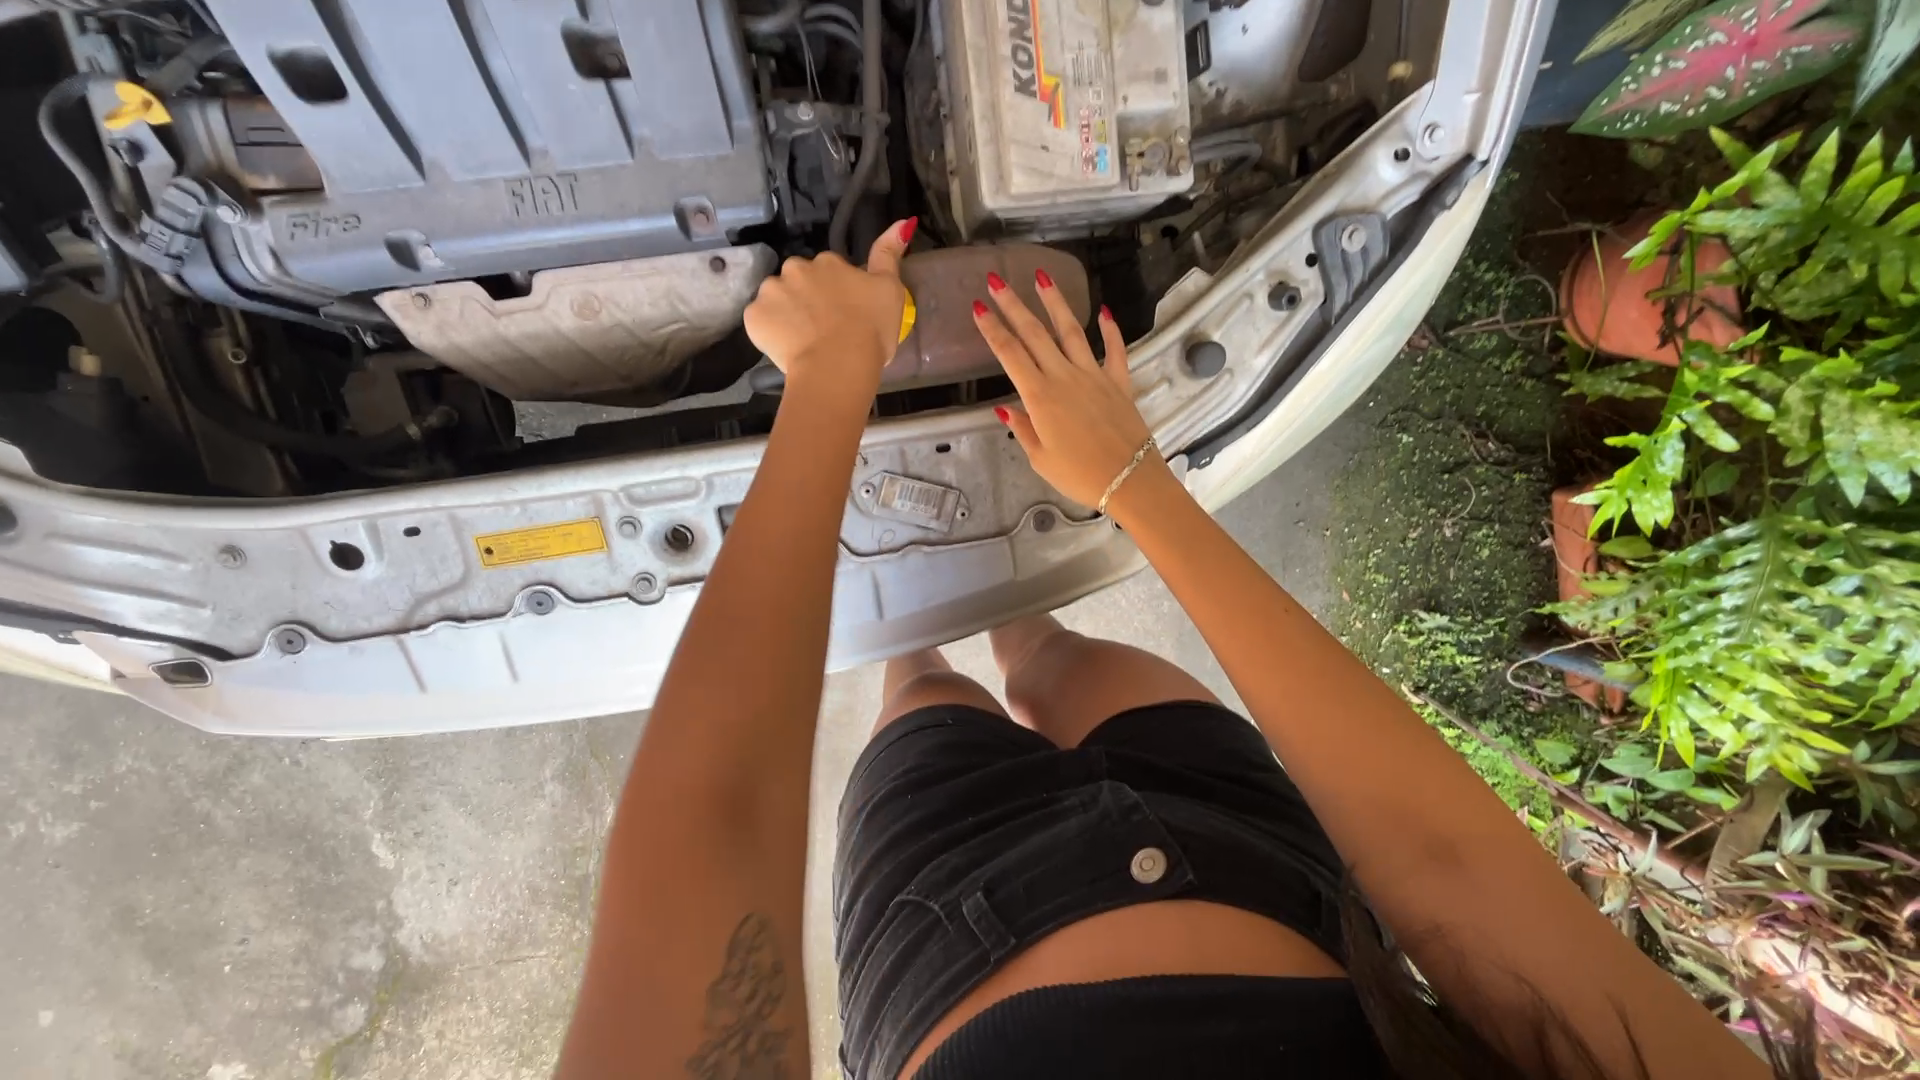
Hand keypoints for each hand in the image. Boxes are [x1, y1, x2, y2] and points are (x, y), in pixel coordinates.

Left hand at [742, 219, 914, 400]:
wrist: (838, 365)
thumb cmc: (870, 329)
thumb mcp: (890, 290)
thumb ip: (889, 253)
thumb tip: (903, 221)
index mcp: (827, 262)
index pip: (829, 271)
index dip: (837, 293)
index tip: (845, 314)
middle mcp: (795, 267)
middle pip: (798, 281)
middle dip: (808, 299)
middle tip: (824, 329)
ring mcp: (770, 291)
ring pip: (777, 299)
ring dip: (787, 314)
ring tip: (805, 341)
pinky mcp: (753, 317)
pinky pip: (760, 321)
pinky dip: (770, 332)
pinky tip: (787, 348)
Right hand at [973, 272, 1169, 515]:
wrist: (1129, 479)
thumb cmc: (1079, 476)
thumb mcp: (1040, 459)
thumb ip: (1023, 429)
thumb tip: (1004, 408)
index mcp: (1039, 396)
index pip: (1009, 354)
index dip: (992, 329)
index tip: (978, 307)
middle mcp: (1064, 377)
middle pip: (1034, 333)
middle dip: (1012, 305)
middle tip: (996, 280)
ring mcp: (1094, 375)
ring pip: (1071, 330)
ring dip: (1055, 302)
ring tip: (1042, 276)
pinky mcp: (1119, 382)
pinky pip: (1115, 350)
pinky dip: (1111, 329)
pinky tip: (1105, 311)